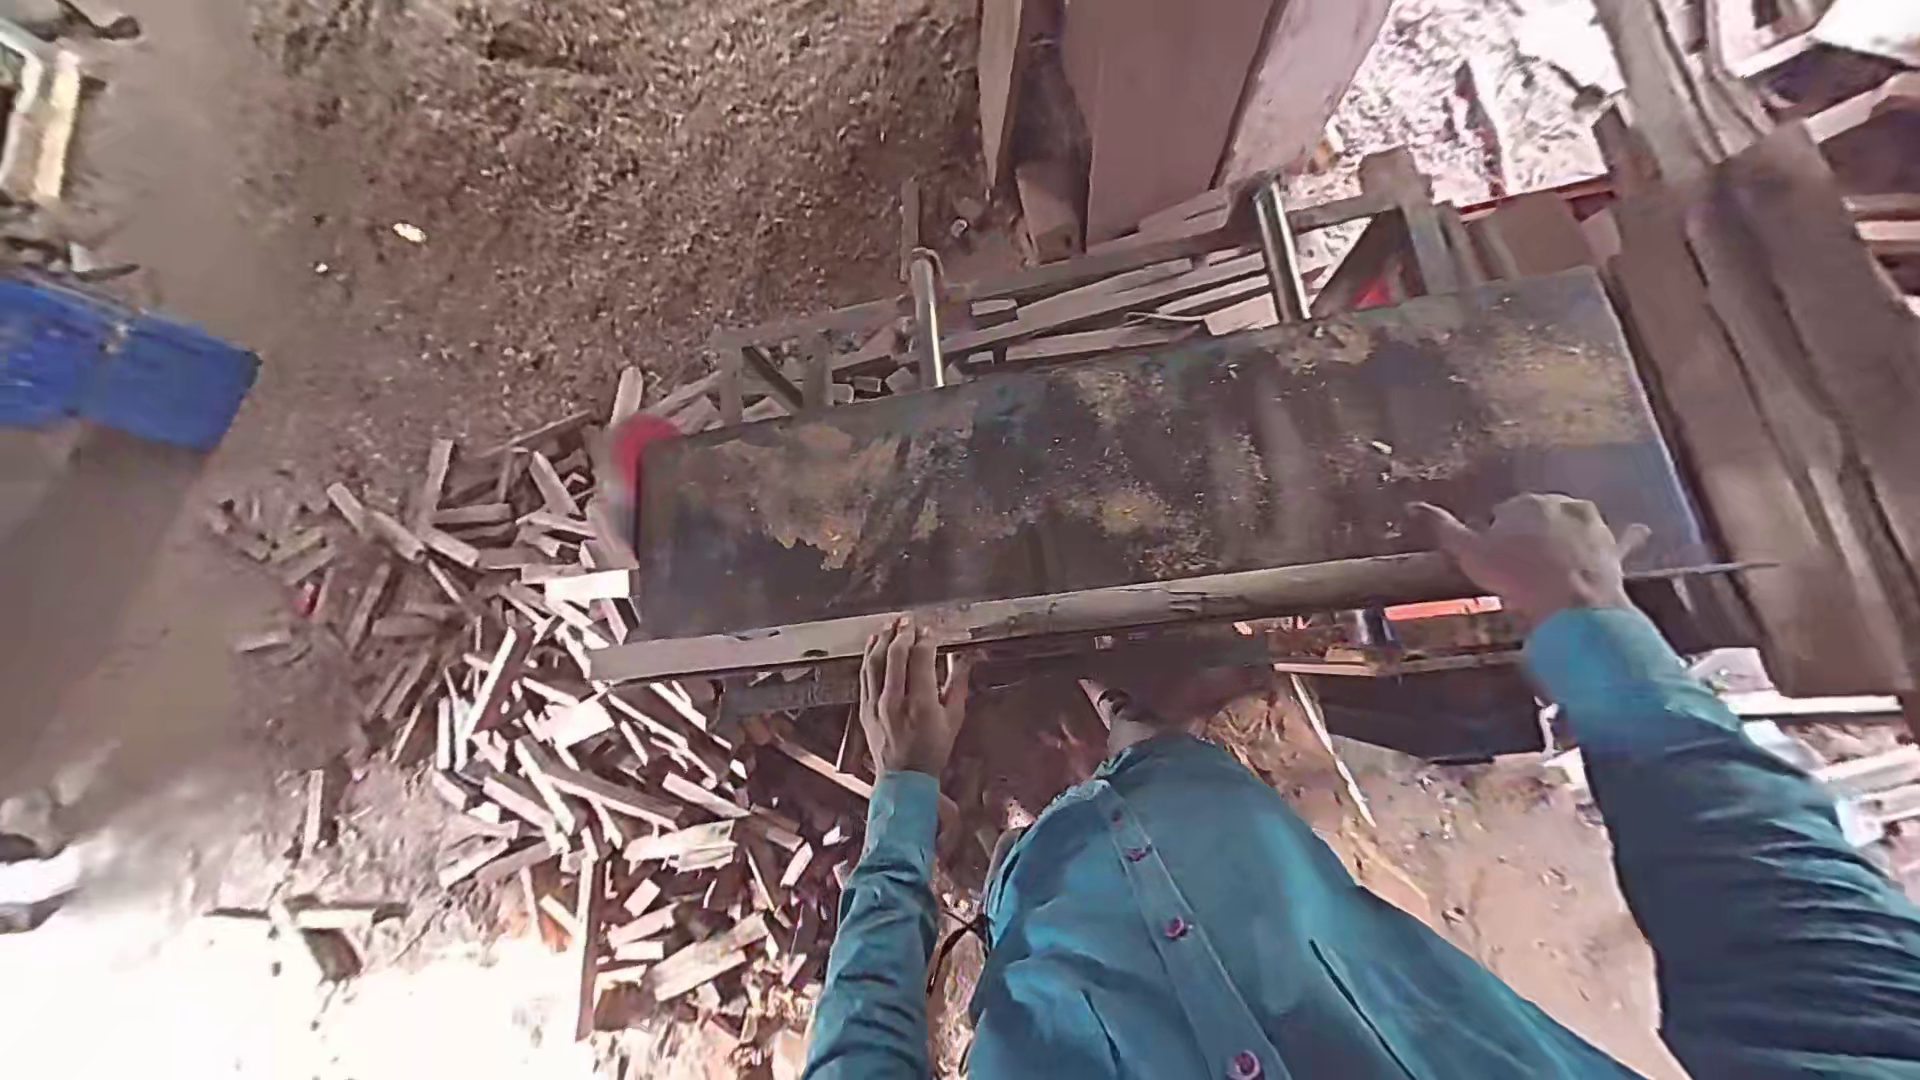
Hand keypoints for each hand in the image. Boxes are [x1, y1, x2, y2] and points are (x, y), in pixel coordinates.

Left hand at [859, 617, 973, 777]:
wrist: (904, 781)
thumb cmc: (933, 750)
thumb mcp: (954, 719)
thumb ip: (958, 684)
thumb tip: (965, 657)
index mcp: (921, 704)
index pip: (920, 659)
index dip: (926, 640)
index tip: (931, 630)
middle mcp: (894, 702)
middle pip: (895, 655)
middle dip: (903, 633)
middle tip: (910, 620)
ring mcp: (875, 705)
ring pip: (875, 662)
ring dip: (883, 639)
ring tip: (891, 624)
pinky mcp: (863, 708)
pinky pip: (864, 674)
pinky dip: (869, 654)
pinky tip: (874, 642)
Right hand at [1410, 495, 1649, 625]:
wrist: (1571, 605)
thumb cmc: (1513, 574)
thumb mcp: (1465, 551)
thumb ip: (1440, 526)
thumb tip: (1411, 505)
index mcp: (1526, 503)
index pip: (1500, 511)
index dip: (1489, 533)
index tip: (1486, 554)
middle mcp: (1563, 505)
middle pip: (1535, 515)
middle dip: (1524, 531)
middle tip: (1510, 561)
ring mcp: (1595, 525)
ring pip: (1570, 524)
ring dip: (1560, 534)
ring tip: (1543, 560)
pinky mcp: (1616, 548)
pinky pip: (1620, 538)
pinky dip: (1622, 537)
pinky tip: (1634, 532)